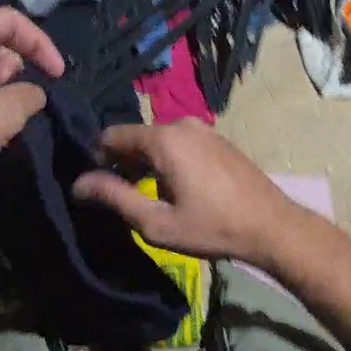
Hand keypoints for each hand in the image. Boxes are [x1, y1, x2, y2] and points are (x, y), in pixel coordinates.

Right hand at [71, 121, 311, 263]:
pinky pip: (180, 144)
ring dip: (147, 164)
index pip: (112, 135)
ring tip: (148, 197)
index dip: (97, 159)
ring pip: (159, 141)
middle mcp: (182, 123)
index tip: (96, 187)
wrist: (272, 227)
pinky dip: (169, 161)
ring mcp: (204, 129)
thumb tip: (78, 183)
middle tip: (120, 197)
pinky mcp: (219, 140)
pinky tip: (176, 190)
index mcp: (163, 139)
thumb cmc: (212, 227)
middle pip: (136, 137)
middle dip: (123, 163)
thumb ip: (115, 198)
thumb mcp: (156, 222)